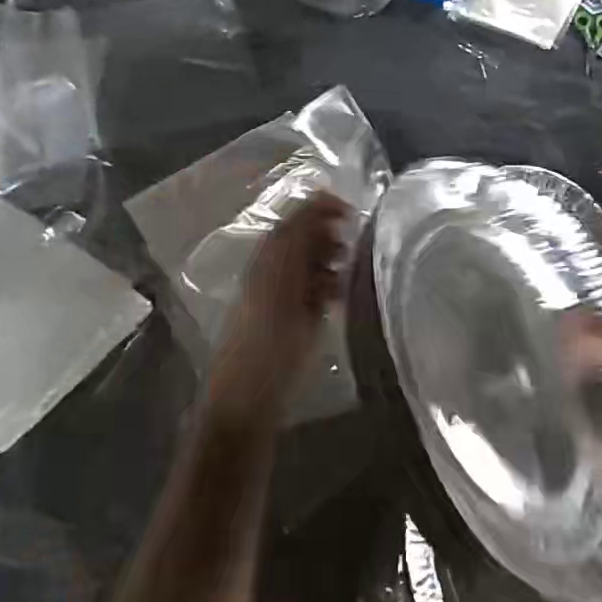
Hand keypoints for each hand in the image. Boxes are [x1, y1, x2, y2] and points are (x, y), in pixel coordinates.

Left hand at [212, 191, 350, 423]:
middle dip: (329, 235)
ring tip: (350, 269)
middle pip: (302, 241)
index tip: (351, 210)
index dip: (319, 209)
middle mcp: (273, 274)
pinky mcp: (292, 322)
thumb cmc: (267, 344)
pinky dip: (329, 287)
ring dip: (330, 261)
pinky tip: (340, 296)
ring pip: (310, 266)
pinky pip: (313, 291)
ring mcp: (282, 299)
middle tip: (355, 242)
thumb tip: (318, 200)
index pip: (294, 221)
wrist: (246, 401)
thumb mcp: (282, 286)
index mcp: (268, 262)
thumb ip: (299, 241)